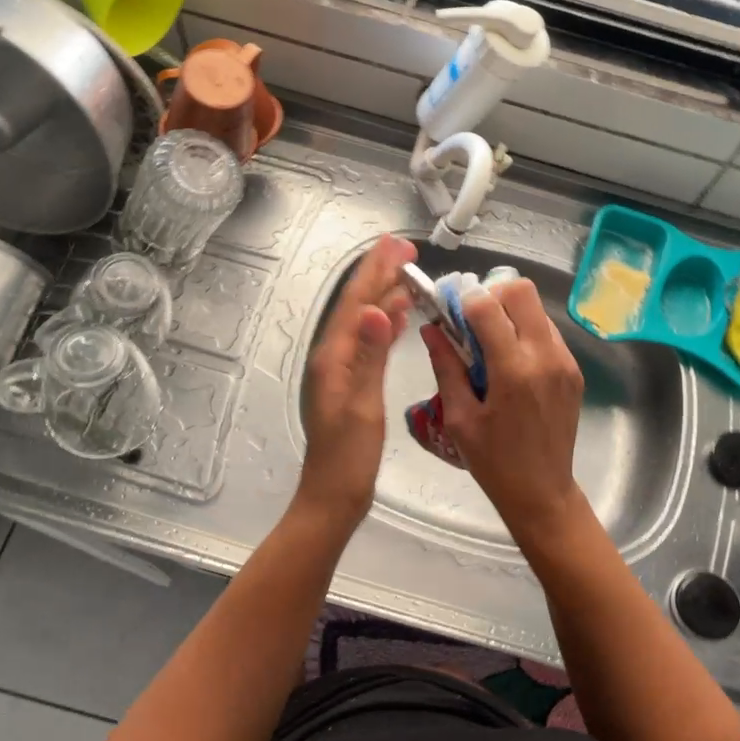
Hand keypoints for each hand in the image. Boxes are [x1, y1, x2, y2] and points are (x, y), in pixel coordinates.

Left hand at [296, 235, 415, 520]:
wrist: (333, 496)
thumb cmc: (348, 457)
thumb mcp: (362, 406)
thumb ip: (370, 357)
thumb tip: (378, 308)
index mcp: (334, 358)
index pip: (358, 304)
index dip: (377, 272)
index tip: (397, 245)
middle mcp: (333, 357)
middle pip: (358, 306)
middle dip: (380, 275)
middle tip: (406, 248)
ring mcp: (341, 370)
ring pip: (365, 321)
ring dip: (384, 295)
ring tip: (406, 274)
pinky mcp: (351, 383)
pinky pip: (369, 341)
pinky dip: (384, 323)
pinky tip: (398, 318)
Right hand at [420, 278, 589, 546]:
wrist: (542, 492)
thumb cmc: (493, 461)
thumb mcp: (459, 417)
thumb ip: (446, 366)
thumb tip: (431, 328)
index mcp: (513, 371)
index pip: (488, 305)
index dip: (464, 301)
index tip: (450, 315)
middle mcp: (545, 357)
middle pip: (521, 291)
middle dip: (492, 296)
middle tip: (474, 322)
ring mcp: (565, 362)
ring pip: (537, 308)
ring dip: (510, 313)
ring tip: (491, 343)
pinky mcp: (574, 370)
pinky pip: (548, 331)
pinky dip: (526, 332)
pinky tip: (511, 361)